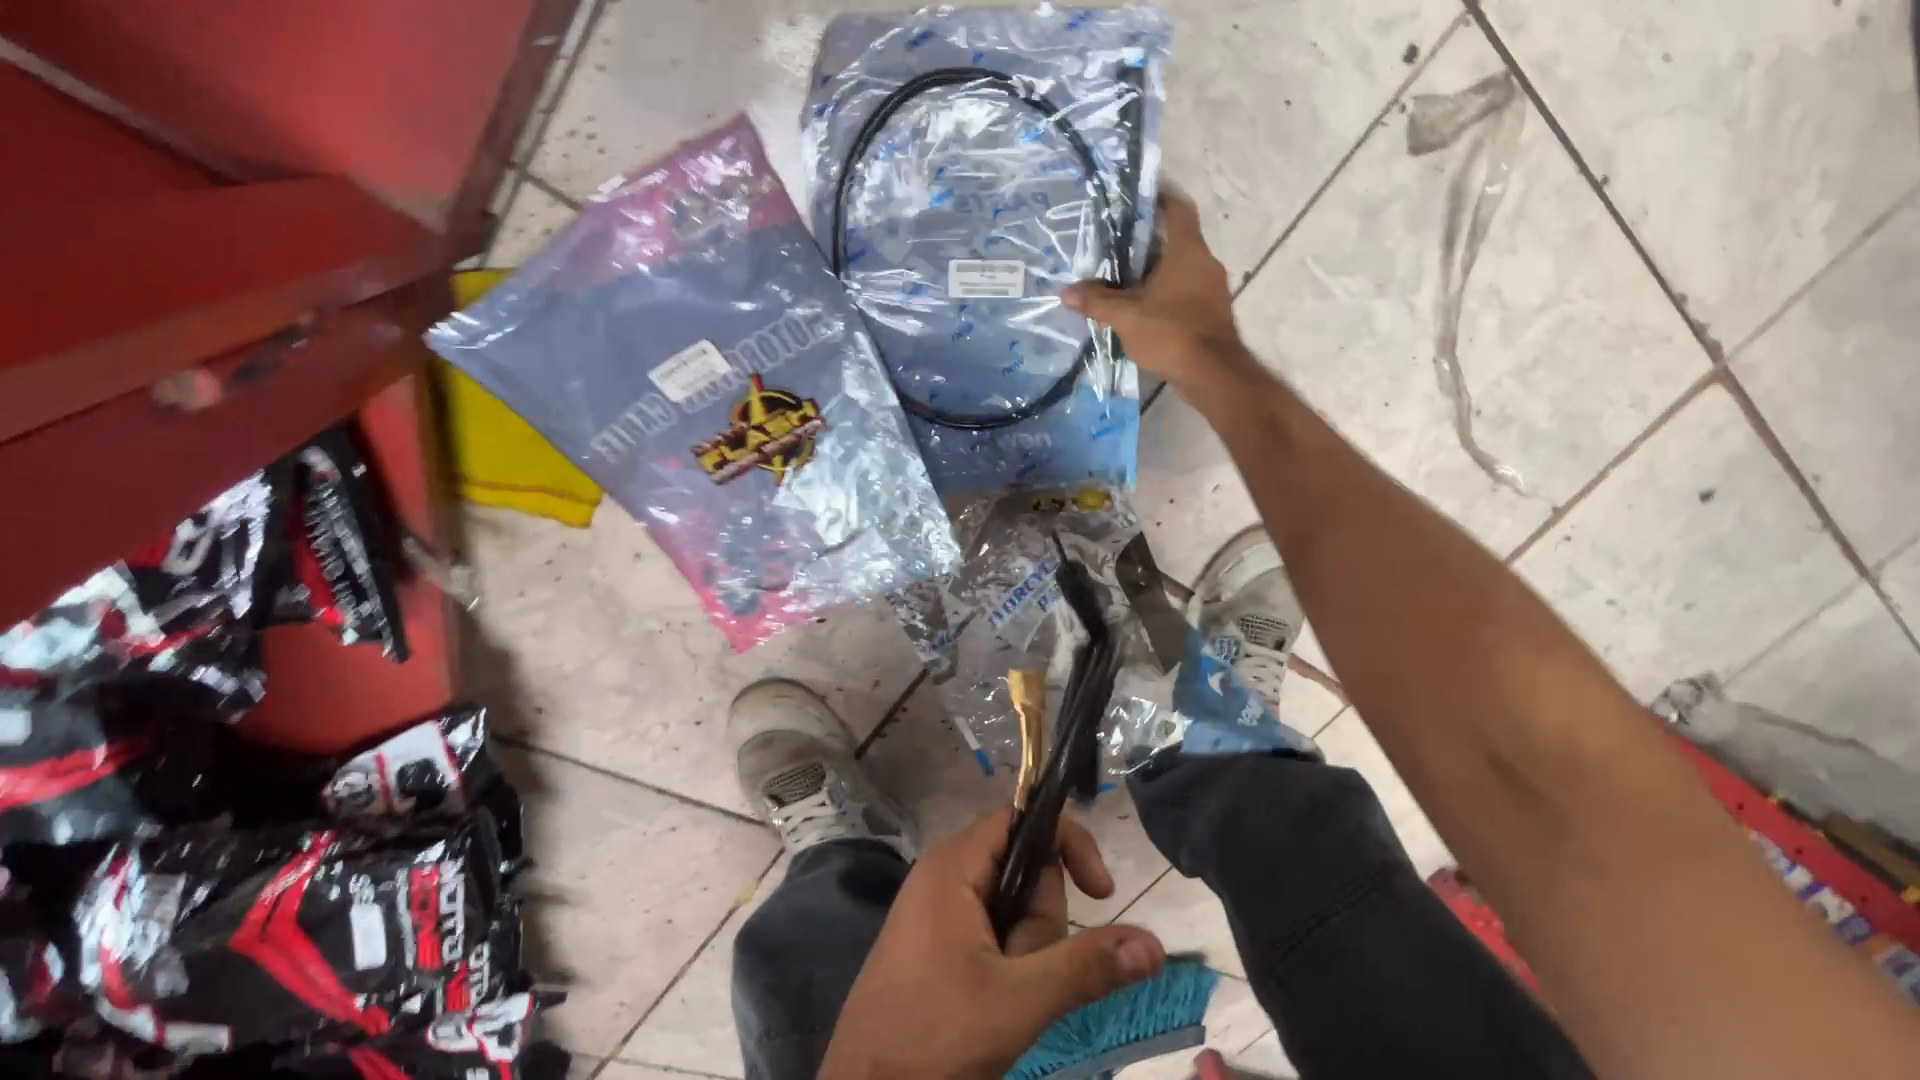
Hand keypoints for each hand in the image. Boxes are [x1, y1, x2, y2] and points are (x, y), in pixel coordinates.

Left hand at [819, 808, 1166, 1079]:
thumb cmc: (935, 1035)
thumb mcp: (1019, 1000)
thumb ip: (1087, 966)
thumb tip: (1153, 944)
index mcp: (952, 866)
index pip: (1023, 819)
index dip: (1067, 844)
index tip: (1100, 892)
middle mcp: (943, 877)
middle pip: (1023, 869)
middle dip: (1042, 920)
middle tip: (1025, 970)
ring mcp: (937, 913)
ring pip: (1011, 909)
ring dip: (1028, 951)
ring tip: (1006, 994)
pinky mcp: (937, 946)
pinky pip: (992, 934)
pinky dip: (1010, 963)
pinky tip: (999, 1000)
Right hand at [1062, 187, 1251, 389]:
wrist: (1213, 374)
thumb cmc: (1171, 332)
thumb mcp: (1126, 316)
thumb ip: (1097, 301)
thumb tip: (1066, 292)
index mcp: (1187, 251)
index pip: (1178, 209)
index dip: (1159, 198)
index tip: (1136, 198)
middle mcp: (1205, 262)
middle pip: (1176, 240)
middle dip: (1147, 242)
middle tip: (1115, 245)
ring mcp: (1212, 289)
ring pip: (1181, 268)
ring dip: (1155, 271)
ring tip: (1123, 279)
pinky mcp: (1212, 312)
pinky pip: (1186, 291)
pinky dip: (1165, 293)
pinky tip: (1142, 308)